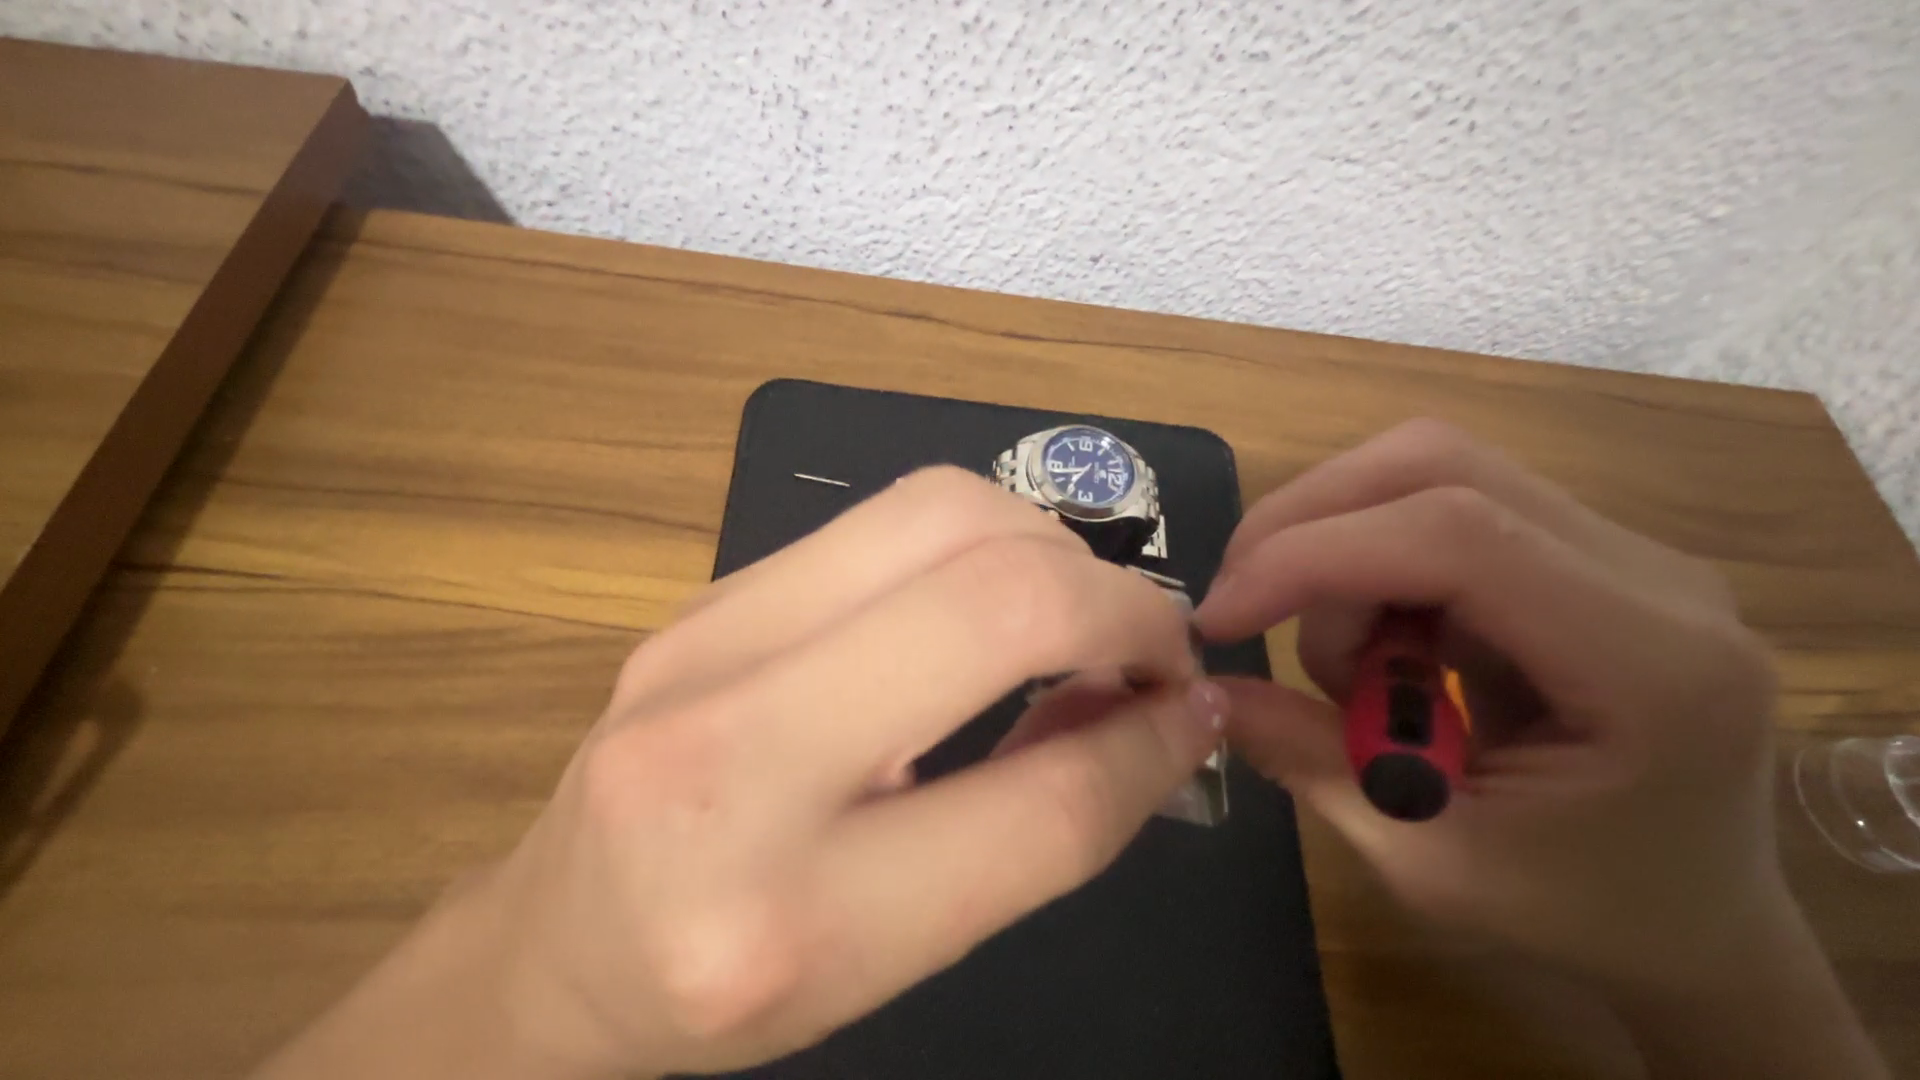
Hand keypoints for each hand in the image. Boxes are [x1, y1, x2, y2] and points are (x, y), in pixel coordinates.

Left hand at [257, 467, 1224, 1079]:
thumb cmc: (734, 979)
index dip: (1155, 744)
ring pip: (940, 514)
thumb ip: (1034, 830)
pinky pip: (885, 518)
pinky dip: (980, 539)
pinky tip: (991, 593)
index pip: (1041, 804)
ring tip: (1078, 609)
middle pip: (990, 600)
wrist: (558, 940)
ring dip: (1050, 549)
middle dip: (1118, 605)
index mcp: (793, 915)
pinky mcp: (711, 590)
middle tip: (1154, 644)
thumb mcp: (895, 956)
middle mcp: (732, 756)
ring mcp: (705, 641)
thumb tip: (1160, 716)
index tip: (1197, 710)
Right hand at [1195, 419, 1785, 986]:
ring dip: (1336, 549)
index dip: (1310, 557)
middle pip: (1436, 465)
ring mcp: (1623, 551)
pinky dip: (1368, 562)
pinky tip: (1379, 644)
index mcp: (1650, 665)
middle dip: (1304, 524)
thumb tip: (1206, 686)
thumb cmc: (1581, 913)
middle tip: (1241, 605)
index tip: (1220, 621)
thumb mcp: (1425, 862)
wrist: (1699, 923)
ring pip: (1429, 471)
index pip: (1454, 538)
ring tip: (1338, 664)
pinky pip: (1440, 508)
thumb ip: (1307, 760)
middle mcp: (1653, 576)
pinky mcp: (1581, 551)